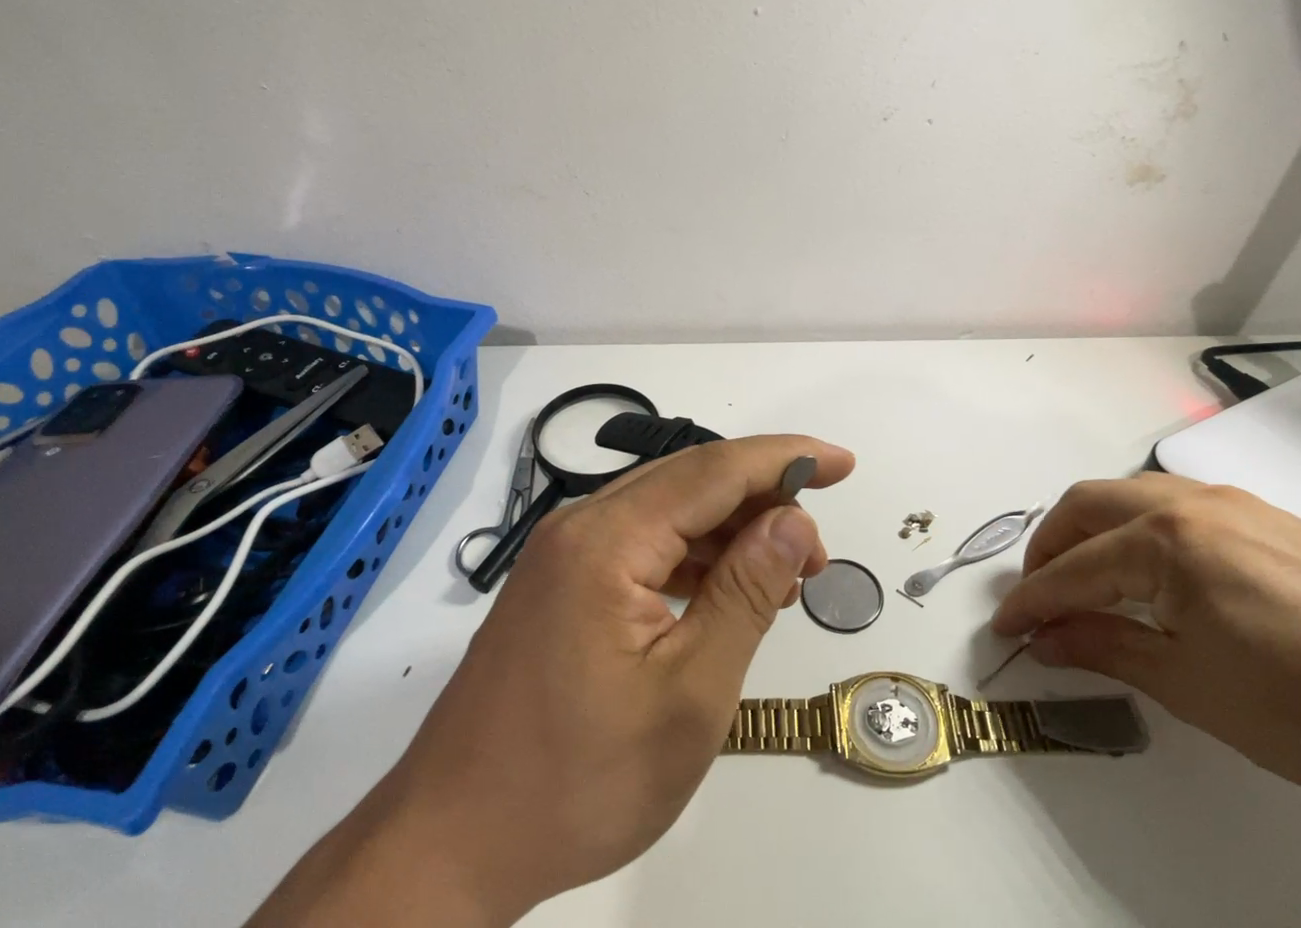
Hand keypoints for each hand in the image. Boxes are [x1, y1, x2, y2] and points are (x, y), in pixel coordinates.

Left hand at [251, 435, 853, 926]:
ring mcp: (557, 562)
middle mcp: (575, 531)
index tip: (845, 463)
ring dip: (726, 536)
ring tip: (781, 583)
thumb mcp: (690, 692)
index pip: (712, 471)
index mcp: (605, 540)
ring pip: (660, 517)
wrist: (455, 842)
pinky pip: (634, 551)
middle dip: (761, 501)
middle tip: (817, 553)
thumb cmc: (583, 779)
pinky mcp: (552, 594)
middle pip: (685, 484)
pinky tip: (719, 598)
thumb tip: (793, 518)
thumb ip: (745, 593)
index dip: (785, 459)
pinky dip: (687, 563)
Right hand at [989, 473, 1300, 805]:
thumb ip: (1105, 649)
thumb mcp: (1189, 685)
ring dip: (1096, 534)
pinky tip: (1154, 581)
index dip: (1030, 601)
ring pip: (1138, 500)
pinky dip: (1142, 535)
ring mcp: (1244, 508)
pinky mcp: (1279, 525)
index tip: (1006, 627)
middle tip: (1036, 598)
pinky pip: (1183, 511)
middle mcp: (1199, 505)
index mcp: (1167, 540)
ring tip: (1088, 588)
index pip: (1072, 569)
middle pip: (1092, 505)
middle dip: (1051, 547)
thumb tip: (1049, 639)